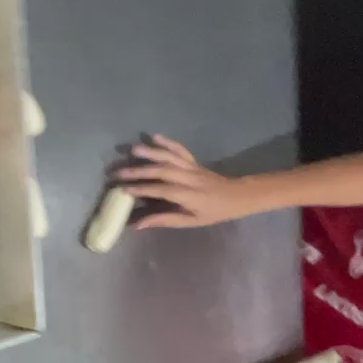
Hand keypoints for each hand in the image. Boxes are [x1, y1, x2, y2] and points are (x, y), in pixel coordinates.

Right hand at [116, 134, 264, 227]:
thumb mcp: (193, 221)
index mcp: (191, 195)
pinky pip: (181, 151)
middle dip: (140, 171)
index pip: (164, 190)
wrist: (243, 194)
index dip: (143, 189)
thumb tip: (137, 225)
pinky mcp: (195, 163)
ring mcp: (194, 168)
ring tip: (133, 149)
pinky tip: (155, 137)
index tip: (123, 190)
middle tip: (118, 172)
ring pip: (171, 158)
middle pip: (164, 171)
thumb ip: (165, 220)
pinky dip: (169, 143)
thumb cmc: (217, 211)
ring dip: (152, 152)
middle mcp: (192, 178)